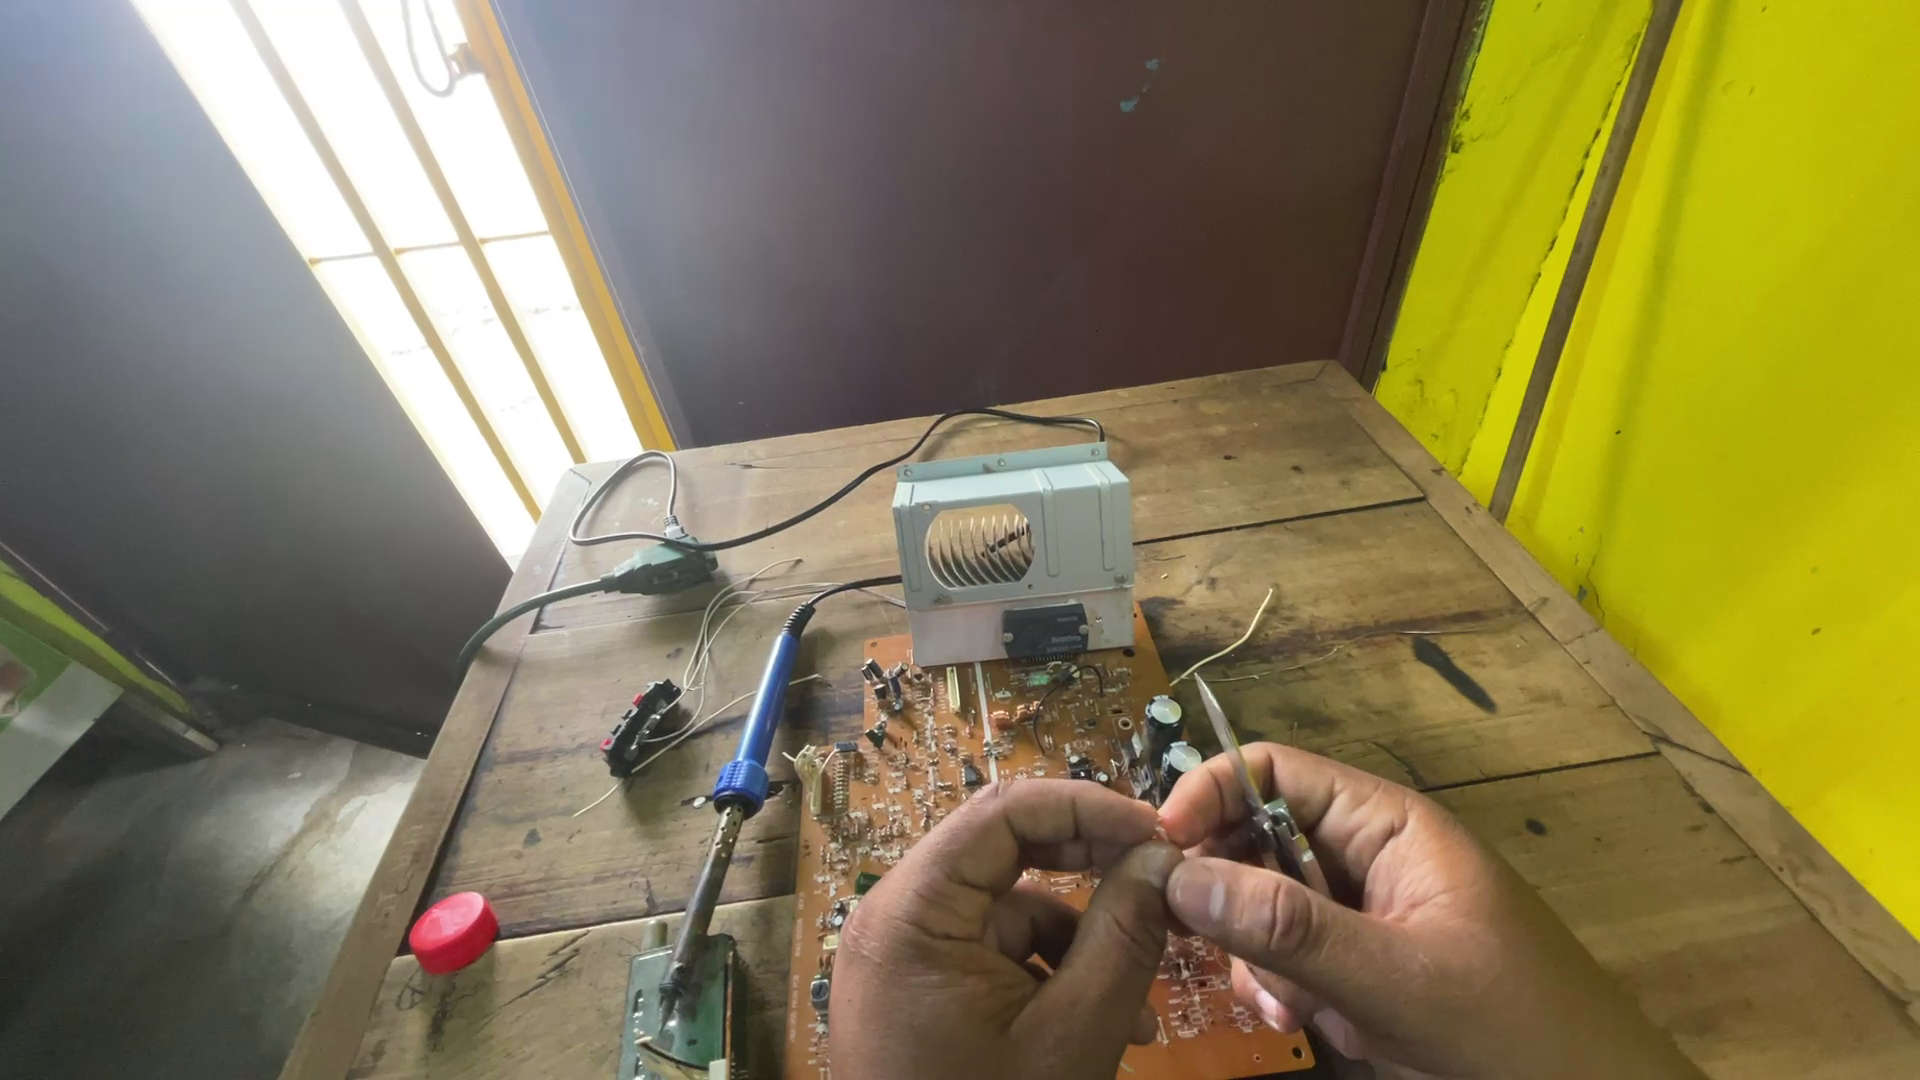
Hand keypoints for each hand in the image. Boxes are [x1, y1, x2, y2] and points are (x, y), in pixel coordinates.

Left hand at [830, 779, 1183, 1079]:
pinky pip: (996, 949)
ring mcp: (908, 948)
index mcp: (911, 909)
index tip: (1153, 827)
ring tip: (1142, 997)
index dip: (1083, 807)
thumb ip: (1121, 937)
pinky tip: (1105, 1021)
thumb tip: (1161, 856)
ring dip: (1079, 934)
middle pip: (1002, 848)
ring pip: (1008, 904)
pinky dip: (1050, 971)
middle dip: (1086, 863)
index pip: (1001, 812)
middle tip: (1157, 875)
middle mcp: (897, 912)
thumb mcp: (1070, 1039)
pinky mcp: (925, 981)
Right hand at [1160, 743, 1703, 1079]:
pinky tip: (1305, 1027)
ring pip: (1262, 901)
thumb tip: (1175, 875)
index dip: (1210, 792)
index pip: (1272, 771)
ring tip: (1286, 1010)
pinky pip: (1286, 953)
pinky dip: (1279, 987)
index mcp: (1382, 822)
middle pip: (1255, 836)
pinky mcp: (1358, 963)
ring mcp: (1358, 912)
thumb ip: (1287, 928)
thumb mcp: (1404, 982)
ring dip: (1257, 953)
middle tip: (1202, 940)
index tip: (1161, 844)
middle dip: (1231, 891)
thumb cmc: (1527, 1040)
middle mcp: (1362, 854)